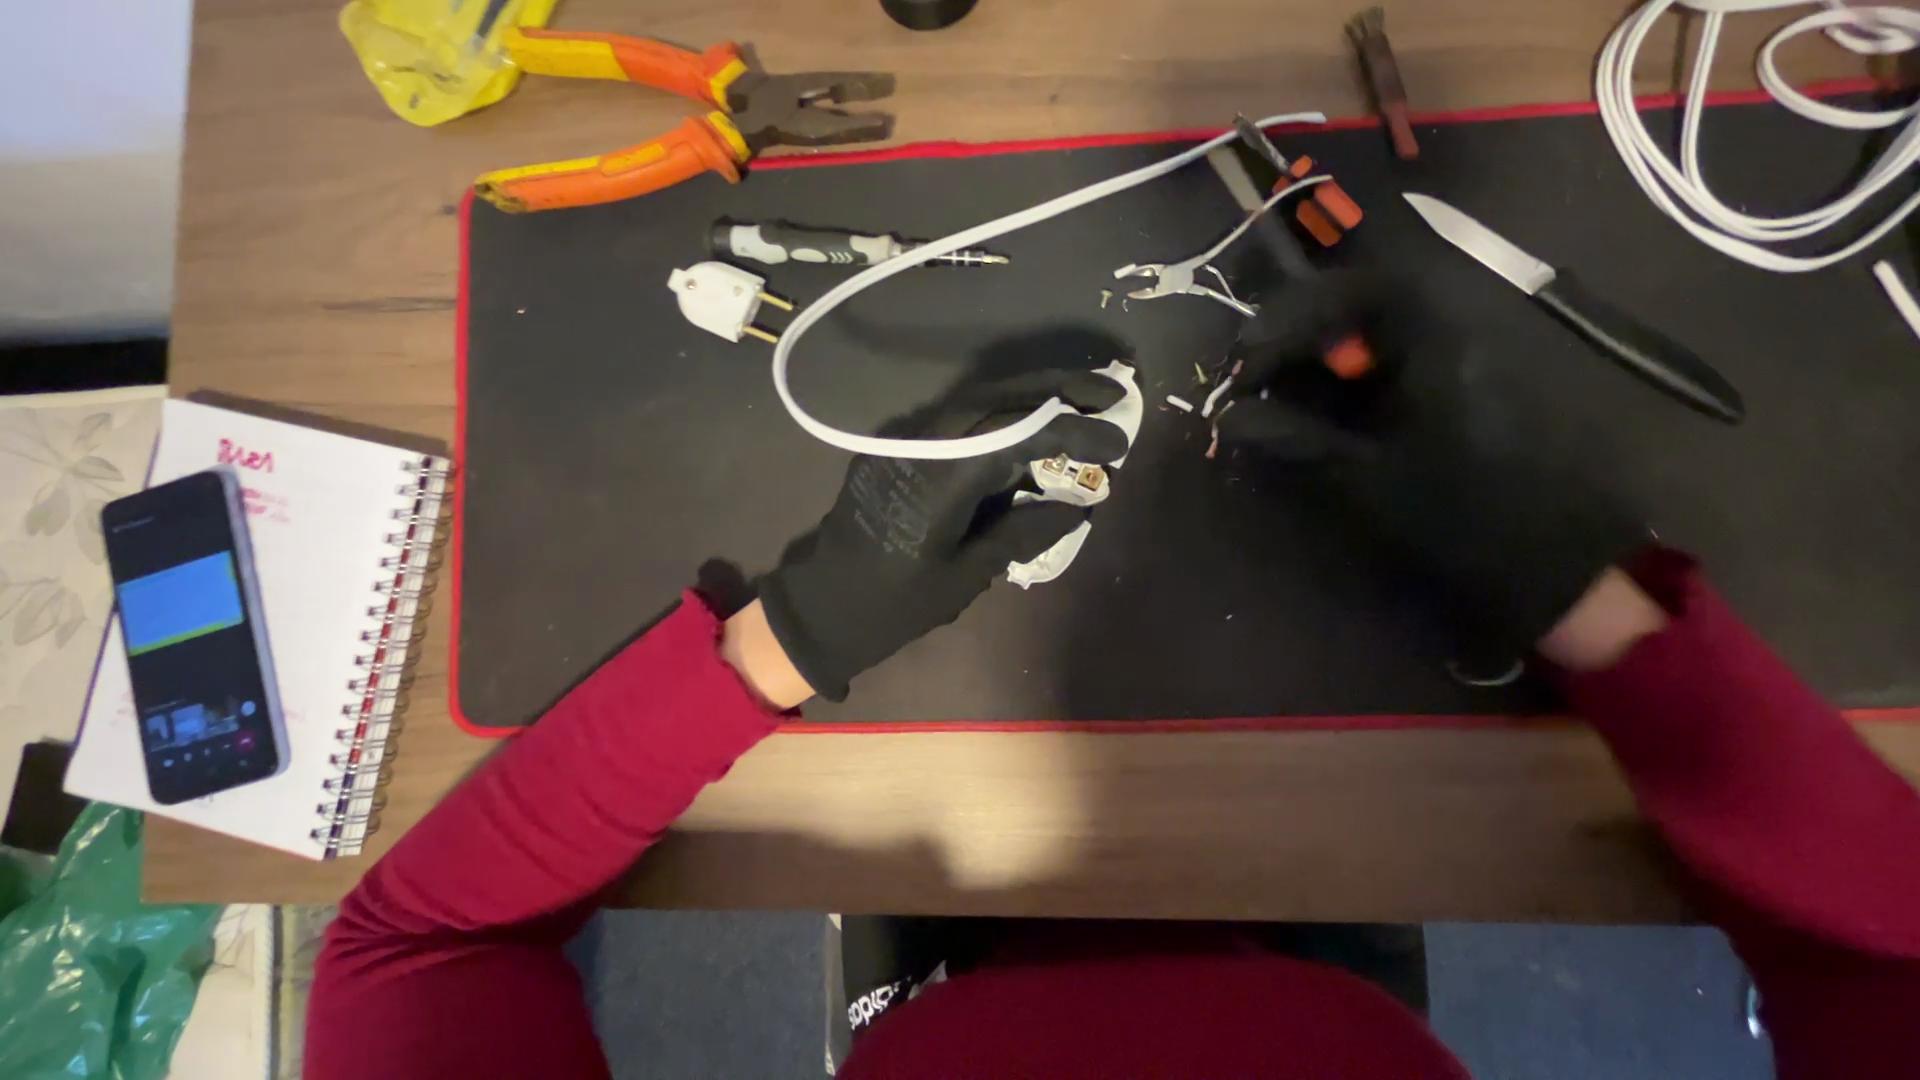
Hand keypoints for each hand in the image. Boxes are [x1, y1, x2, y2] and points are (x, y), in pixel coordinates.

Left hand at [758, 371, 1130, 701]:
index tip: (1117, 441)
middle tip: (1113, 392)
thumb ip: (1022, 534)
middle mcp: (922, 442)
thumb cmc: (894, 603)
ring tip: (1082, 401)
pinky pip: (958, 420)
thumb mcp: (965, 577)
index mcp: (940, 476)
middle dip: (1059, 388)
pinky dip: (1001, 417)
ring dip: (1031, 396)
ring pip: (978, 400)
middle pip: (999, 396)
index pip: (1018, 431)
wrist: (821, 605)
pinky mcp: (899, 447)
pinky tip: (1031, 430)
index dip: (1074, 430)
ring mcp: (906, 440)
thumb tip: (1079, 508)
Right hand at [1216, 271, 1648, 657]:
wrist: (1555, 565)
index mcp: (1434, 347)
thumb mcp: (1367, 480)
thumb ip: (1295, 439)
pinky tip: (1320, 424)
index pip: (1353, 295)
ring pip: (1371, 345)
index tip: (1245, 362)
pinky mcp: (1461, 400)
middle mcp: (1450, 341)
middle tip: (1249, 382)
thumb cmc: (1460, 517)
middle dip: (1295, 341)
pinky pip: (1390, 375)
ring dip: (1316, 366)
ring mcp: (1459, 371)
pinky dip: (1345, 391)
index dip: (1289, 318)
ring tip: (1274, 404)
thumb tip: (1228, 417)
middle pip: (1359, 313)